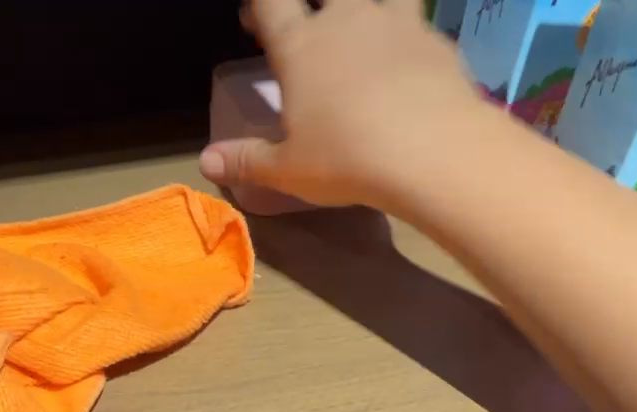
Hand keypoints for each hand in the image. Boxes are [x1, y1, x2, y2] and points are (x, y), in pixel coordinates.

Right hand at [201, 0, 486, 210]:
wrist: (430, 149)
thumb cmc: (345, 159)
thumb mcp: (286, 170)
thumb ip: (246, 161)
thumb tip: (204, 163)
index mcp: (301, 47)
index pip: (271, 4)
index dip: (258, 7)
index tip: (253, 19)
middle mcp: (346, 20)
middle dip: (307, 5)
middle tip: (303, 21)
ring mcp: (394, 22)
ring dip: (362, 7)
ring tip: (359, 26)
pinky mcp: (432, 38)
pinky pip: (414, 21)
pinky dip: (403, 34)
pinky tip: (403, 60)